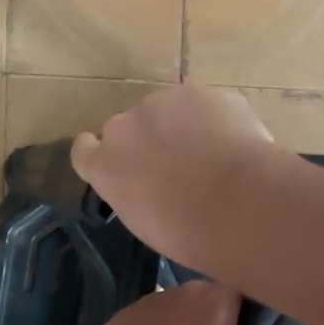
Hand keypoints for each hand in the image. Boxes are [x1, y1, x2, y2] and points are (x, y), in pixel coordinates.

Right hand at [70, 86, 288, 266]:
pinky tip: (235, 145)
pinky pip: (204, 105)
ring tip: (212, 155)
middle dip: (147, 140)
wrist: (239, 204)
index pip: (84, 150)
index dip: (103, 154)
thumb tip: (150, 185)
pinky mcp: (200, 92)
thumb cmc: (188, 232)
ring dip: (181, 125)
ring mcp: (162, 102)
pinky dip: (215, 119)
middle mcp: (124, 126)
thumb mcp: (145, 222)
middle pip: (128, 127)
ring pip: (167, 110)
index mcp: (104, 165)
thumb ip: (135, 192)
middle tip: (177, 166)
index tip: (121, 164)